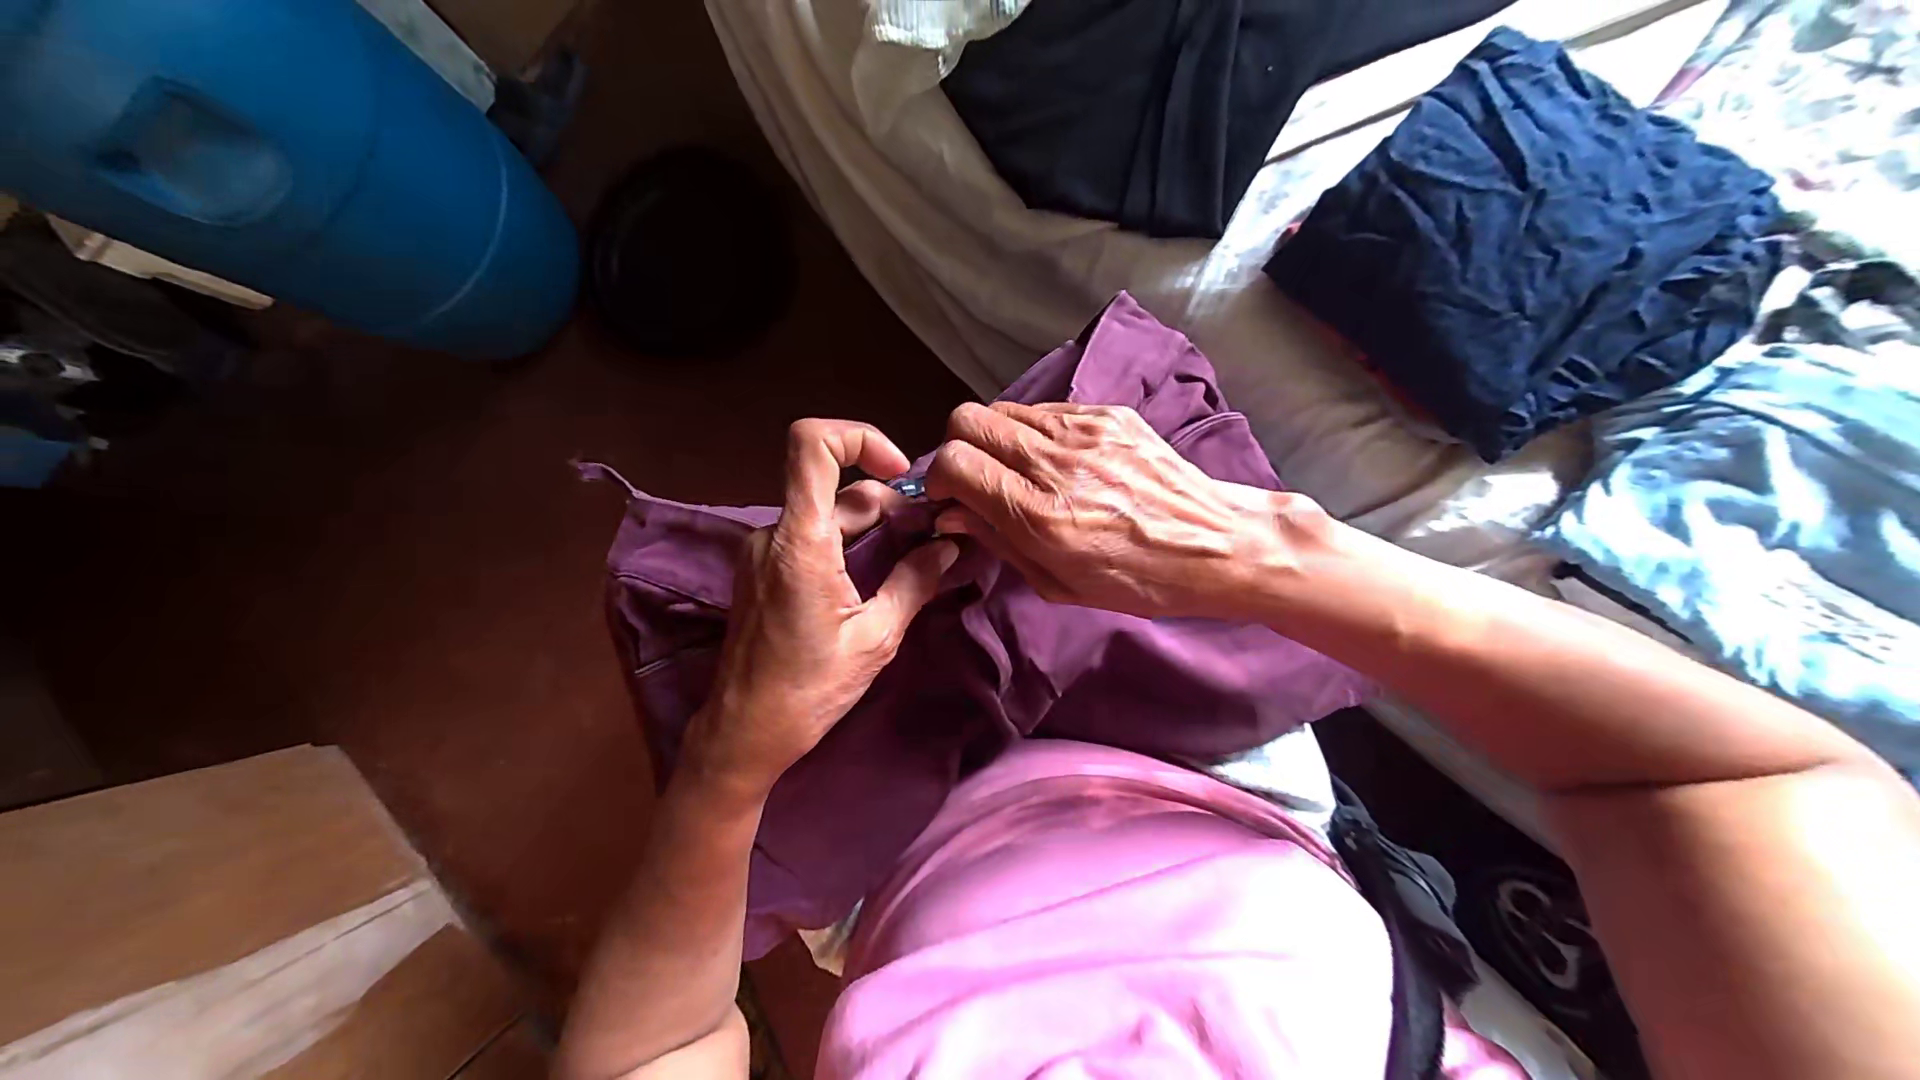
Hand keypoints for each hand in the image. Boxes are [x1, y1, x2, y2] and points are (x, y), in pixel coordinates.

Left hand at [686, 420, 957, 798]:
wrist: (743, 733)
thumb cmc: (808, 691)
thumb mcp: (874, 639)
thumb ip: (913, 584)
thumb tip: (948, 548)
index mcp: (801, 543)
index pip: (811, 444)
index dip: (858, 436)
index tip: (901, 472)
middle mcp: (775, 535)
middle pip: (835, 486)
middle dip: (890, 500)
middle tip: (932, 534)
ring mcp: (765, 552)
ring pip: (827, 512)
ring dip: (874, 524)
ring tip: (918, 553)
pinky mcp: (765, 571)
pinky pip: (813, 536)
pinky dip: (851, 541)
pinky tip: (882, 571)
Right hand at [924, 402, 1330, 619]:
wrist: (1217, 544)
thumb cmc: (1137, 580)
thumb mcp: (1057, 584)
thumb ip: (997, 541)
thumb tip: (953, 512)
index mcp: (1040, 514)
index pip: (955, 463)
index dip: (938, 479)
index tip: (950, 498)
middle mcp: (1056, 461)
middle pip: (967, 420)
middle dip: (956, 449)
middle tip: (975, 479)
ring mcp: (1084, 429)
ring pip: (1002, 408)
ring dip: (994, 438)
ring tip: (1016, 470)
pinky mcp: (1108, 413)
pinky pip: (1045, 409)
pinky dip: (1032, 432)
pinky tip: (1056, 460)